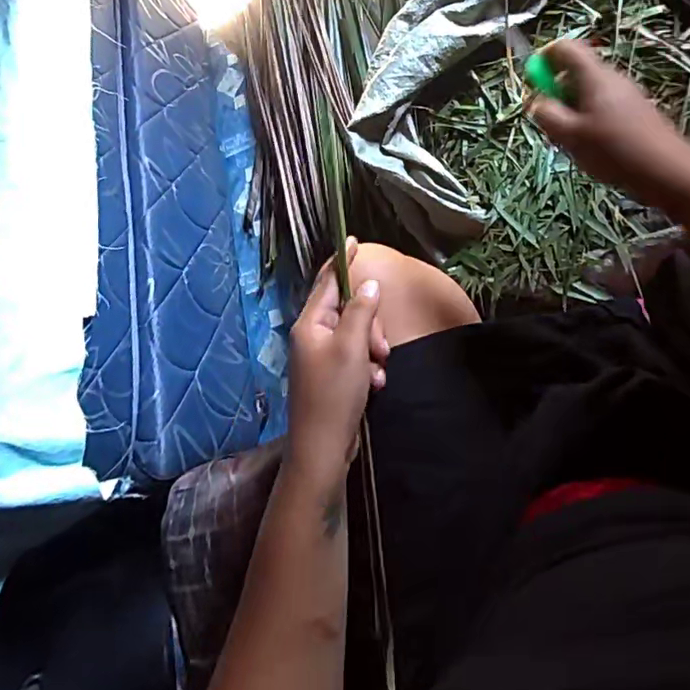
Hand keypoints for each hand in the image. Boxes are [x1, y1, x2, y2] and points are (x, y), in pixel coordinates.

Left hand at [287, 239, 389, 479]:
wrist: (323, 449)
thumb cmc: (334, 393)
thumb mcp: (352, 347)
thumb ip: (361, 311)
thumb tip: (369, 284)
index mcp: (310, 323)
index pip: (327, 282)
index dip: (343, 261)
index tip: (356, 241)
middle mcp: (312, 335)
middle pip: (349, 309)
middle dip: (369, 324)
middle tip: (379, 348)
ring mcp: (321, 356)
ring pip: (357, 334)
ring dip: (372, 348)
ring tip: (377, 372)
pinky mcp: (332, 375)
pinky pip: (356, 357)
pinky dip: (368, 367)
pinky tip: (374, 384)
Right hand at [527, 39, 689, 201]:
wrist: (668, 171)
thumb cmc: (614, 150)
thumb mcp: (569, 135)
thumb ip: (546, 114)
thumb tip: (536, 101)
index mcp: (593, 77)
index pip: (565, 48)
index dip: (544, 59)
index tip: (535, 84)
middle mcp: (612, 78)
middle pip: (575, 73)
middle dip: (557, 94)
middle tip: (553, 123)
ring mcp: (626, 94)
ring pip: (588, 93)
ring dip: (572, 111)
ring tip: (574, 141)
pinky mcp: (636, 111)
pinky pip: (603, 107)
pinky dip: (590, 121)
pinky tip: (595, 148)